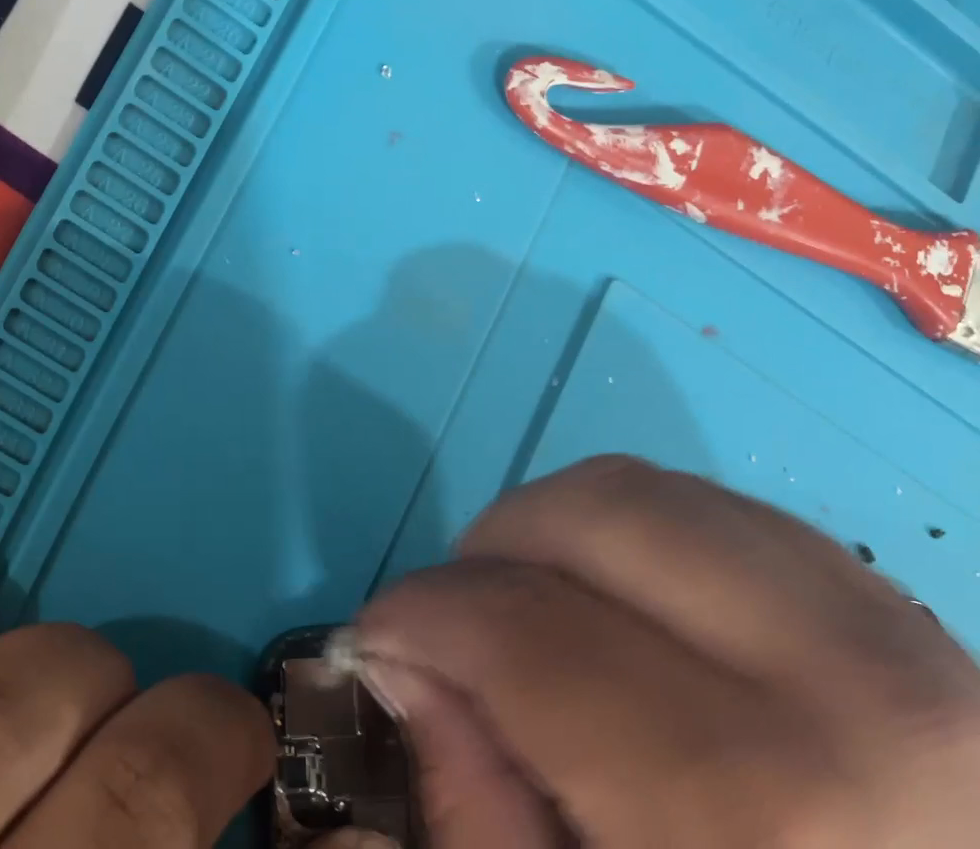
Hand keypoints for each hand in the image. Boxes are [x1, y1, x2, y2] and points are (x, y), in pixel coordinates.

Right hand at [356, 456, 979, 847]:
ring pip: (670, 497)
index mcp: (754, 795)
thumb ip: (473, 806)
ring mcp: (923, 651)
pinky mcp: (939, 636)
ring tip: (542, 616)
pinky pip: (744, 525)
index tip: (380, 640)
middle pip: (600, 513)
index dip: (413, 613)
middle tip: (460, 622)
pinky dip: (650, 548)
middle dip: (490, 547)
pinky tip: (633, 623)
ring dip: (566, 537)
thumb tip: (400, 673)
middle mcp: (855, 693)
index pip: (516, 620)